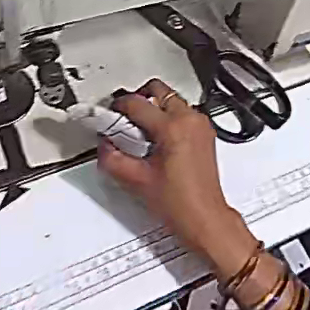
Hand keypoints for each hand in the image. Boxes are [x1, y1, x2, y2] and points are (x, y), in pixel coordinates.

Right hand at [96, 80, 257, 279]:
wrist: (205, 219)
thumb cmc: (180, 204)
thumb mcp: (136, 180)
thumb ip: (112, 158)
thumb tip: (103, 144)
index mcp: (173, 128)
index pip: (137, 103)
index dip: (117, 107)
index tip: (108, 115)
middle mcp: (190, 120)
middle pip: (158, 90)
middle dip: (138, 100)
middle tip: (124, 118)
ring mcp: (200, 125)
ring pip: (172, 99)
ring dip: (154, 109)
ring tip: (140, 133)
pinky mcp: (205, 133)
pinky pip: (183, 113)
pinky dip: (168, 118)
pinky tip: (157, 140)